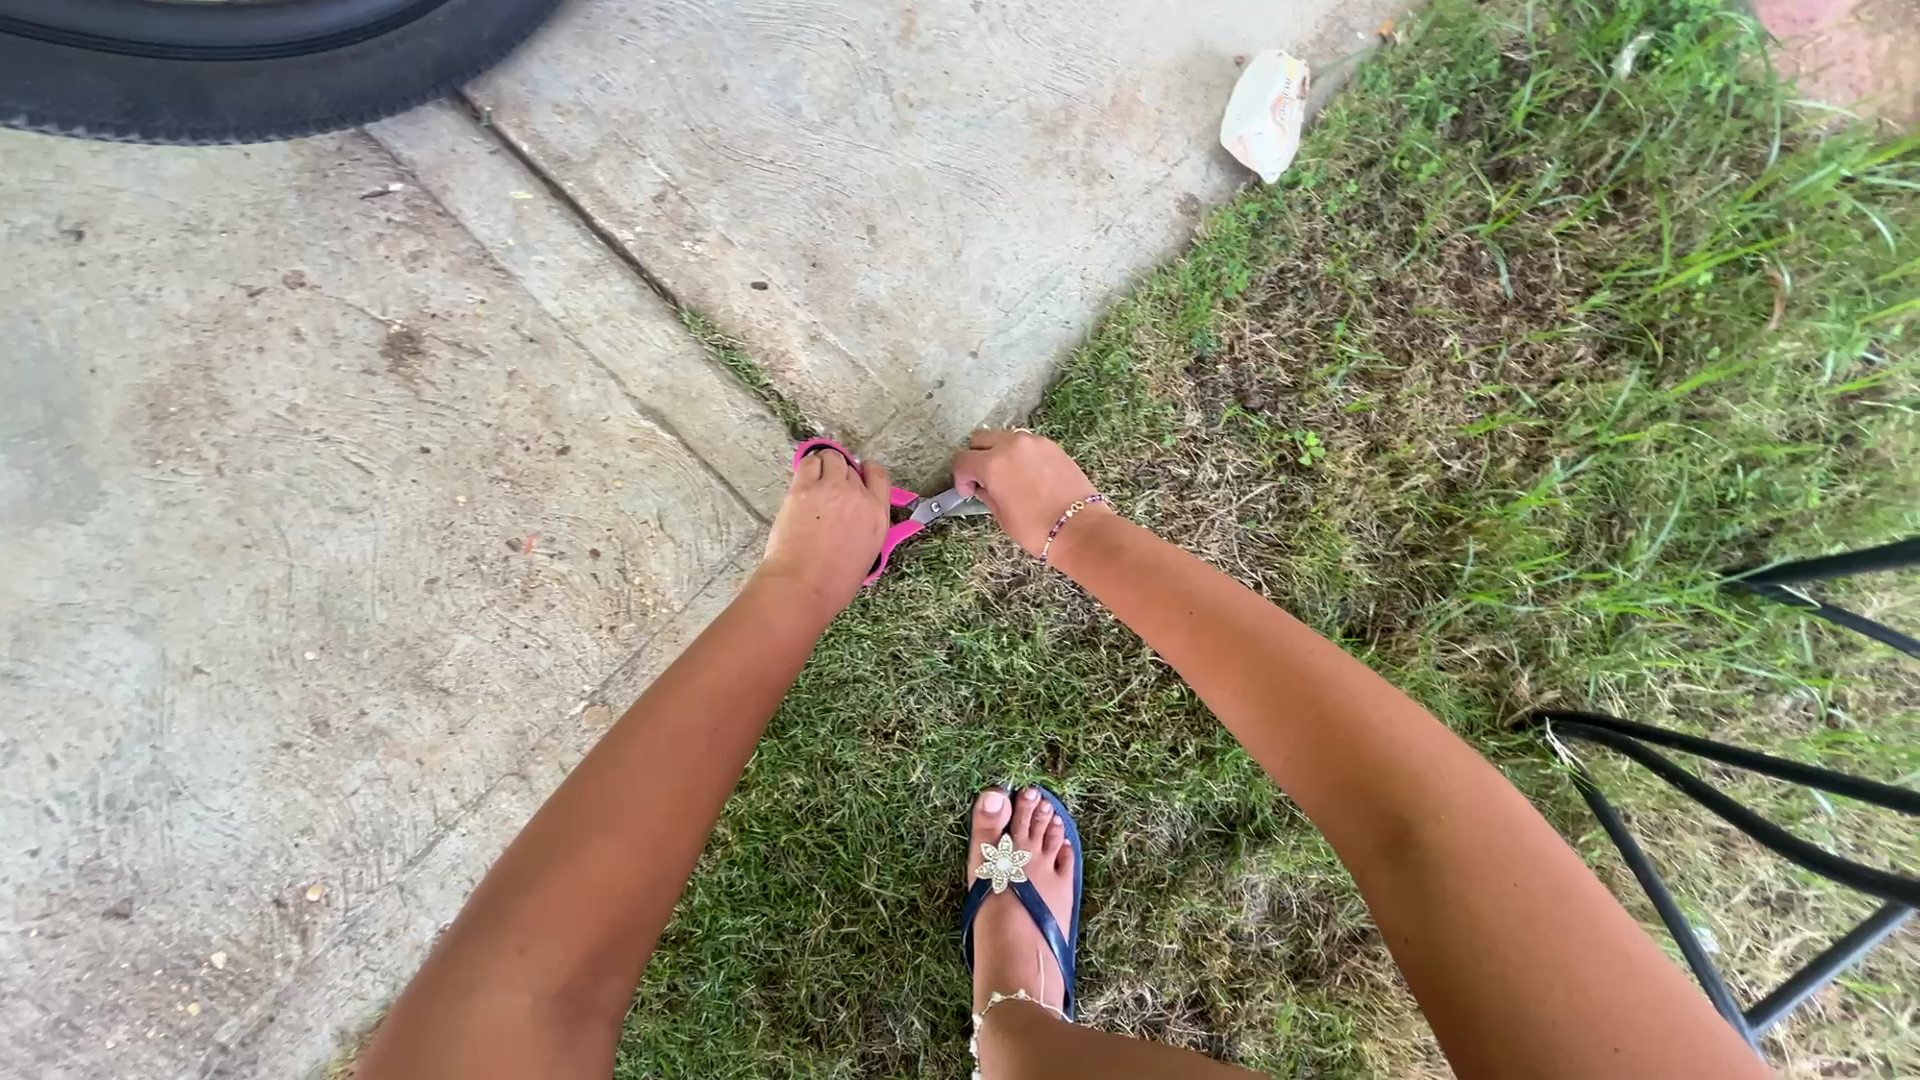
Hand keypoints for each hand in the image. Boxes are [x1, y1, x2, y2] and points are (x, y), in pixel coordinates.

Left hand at [756, 448, 891, 617]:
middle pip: (852, 469)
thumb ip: (867, 528)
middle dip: (842, 475)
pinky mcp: (803, 489)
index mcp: (878, 515)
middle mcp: (858, 497)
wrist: (802, 586)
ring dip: (825, 465)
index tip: (859, 473)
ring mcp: (831, 489)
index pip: (880, 476)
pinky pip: (809, 463)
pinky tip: (804, 478)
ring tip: (816, 478)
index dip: (867, 471)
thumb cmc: (833, 583)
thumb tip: (855, 519)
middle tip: (829, 487)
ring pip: (832, 458)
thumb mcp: (868, 555)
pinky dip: (808, 466)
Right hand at [951, 430, 1106, 556]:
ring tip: (1008, 478)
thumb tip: (981, 487)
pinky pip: (1026, 444)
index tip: (968, 490)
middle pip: (980, 440)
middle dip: (977, 458)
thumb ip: (987, 494)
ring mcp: (1034, 442)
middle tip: (983, 480)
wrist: (1079, 529)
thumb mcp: (1002, 515)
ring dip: (998, 453)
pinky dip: (1020, 455)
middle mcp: (1011, 445)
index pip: (962, 460)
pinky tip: (1028, 476)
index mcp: (993, 464)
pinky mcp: (1052, 446)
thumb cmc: (1037, 529)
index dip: (961, 477)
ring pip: (1004, 438)